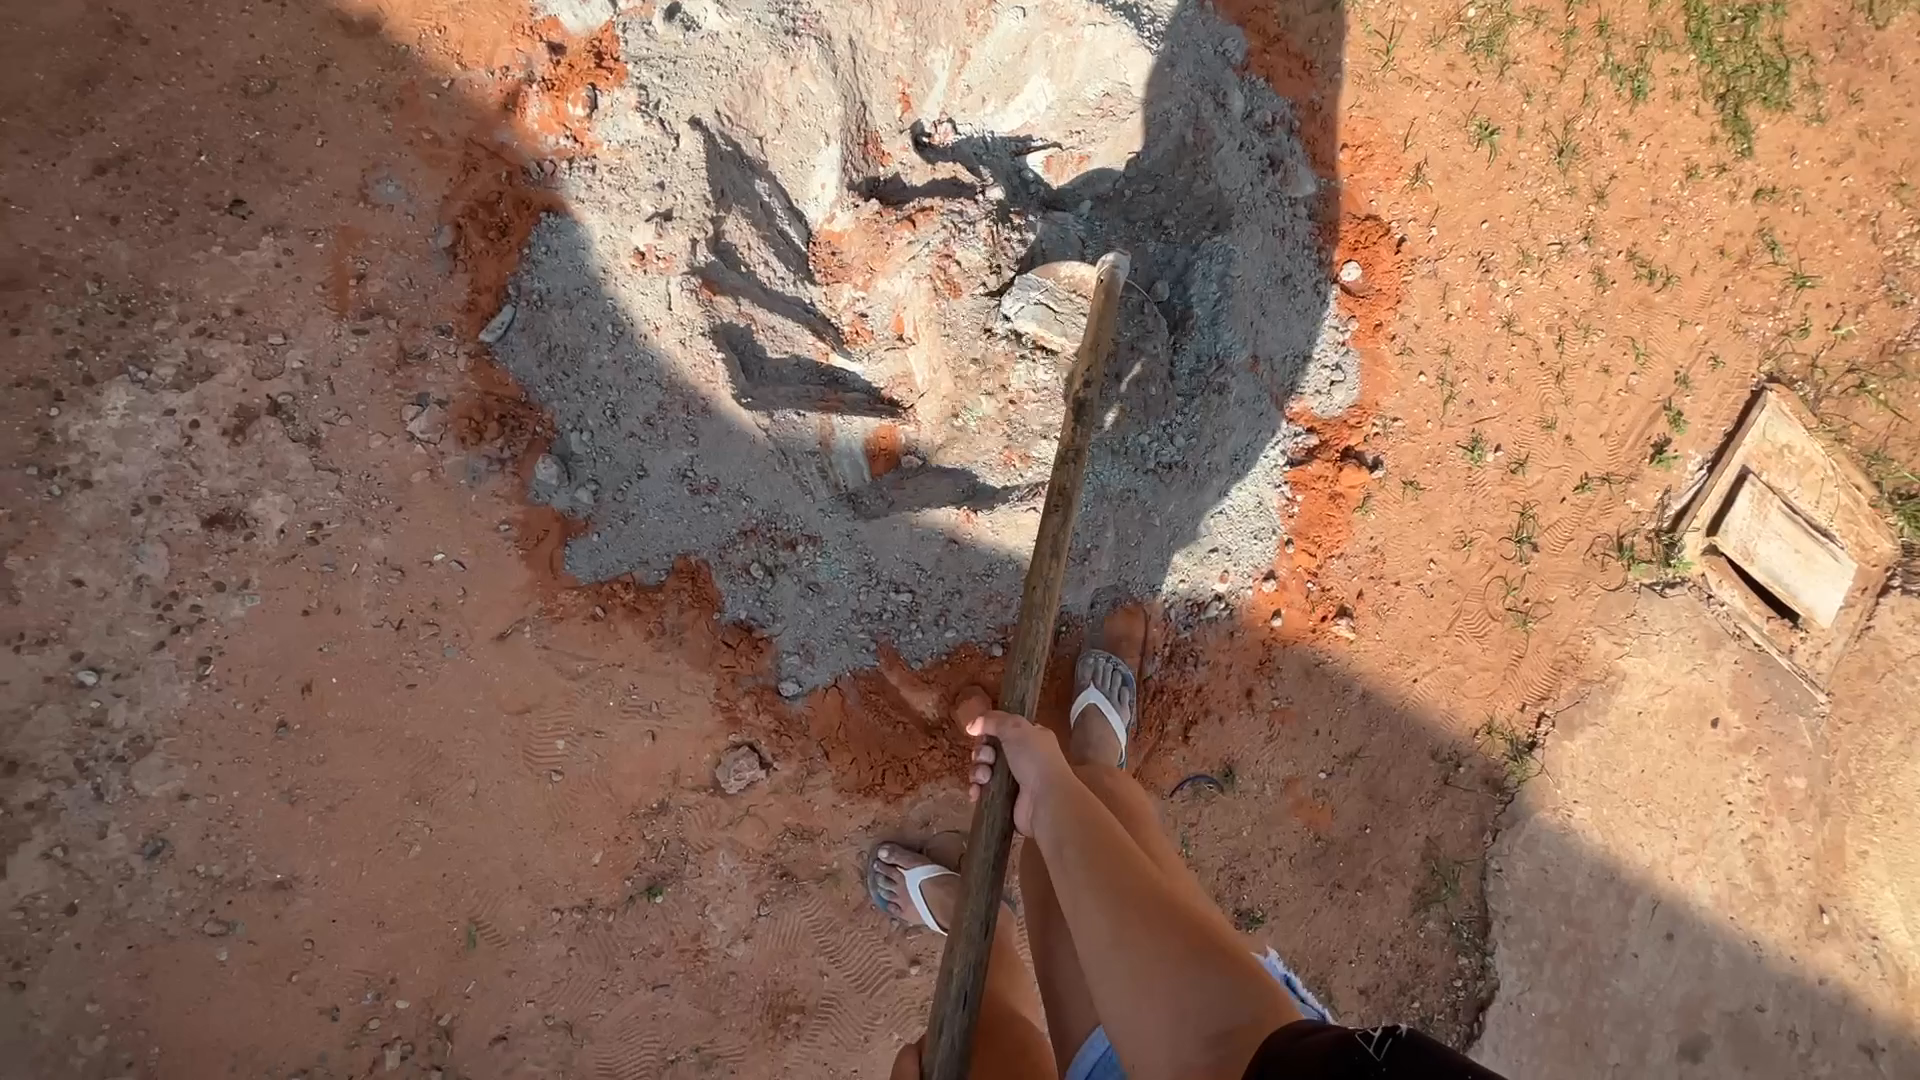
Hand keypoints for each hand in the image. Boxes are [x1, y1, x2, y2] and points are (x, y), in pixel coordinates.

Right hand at [965, 709, 1072, 835]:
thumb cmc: (1035, 759)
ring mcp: (1013, 780)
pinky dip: (977, 790)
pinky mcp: (1005, 799)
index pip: (1003, 729)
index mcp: (1030, 737)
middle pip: (989, 749)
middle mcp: (1023, 757)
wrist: (1046, 800)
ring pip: (983, 769)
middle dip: (982, 753)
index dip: (988, 730)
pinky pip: (983, 790)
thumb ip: (992, 720)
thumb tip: (971, 725)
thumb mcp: (1015, 728)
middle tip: (988, 759)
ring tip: (985, 778)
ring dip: (978, 771)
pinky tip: (977, 792)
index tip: (980, 733)